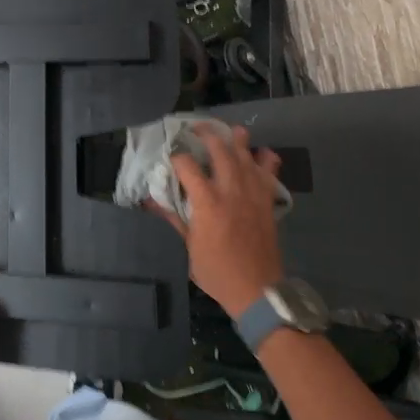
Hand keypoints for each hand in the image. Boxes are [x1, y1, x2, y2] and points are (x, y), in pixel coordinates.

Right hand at [147, 124, 283, 316]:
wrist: (256, 290)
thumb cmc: (216, 271)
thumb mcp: (189, 246)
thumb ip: (173, 217)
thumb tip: (150, 202)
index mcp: (206, 202)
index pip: (187, 165)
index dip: (176, 157)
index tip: (171, 156)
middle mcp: (230, 190)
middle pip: (220, 150)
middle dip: (207, 134)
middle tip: (197, 129)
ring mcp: (253, 194)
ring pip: (247, 155)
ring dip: (238, 140)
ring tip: (230, 130)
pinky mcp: (268, 201)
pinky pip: (270, 173)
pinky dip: (266, 159)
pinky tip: (260, 154)